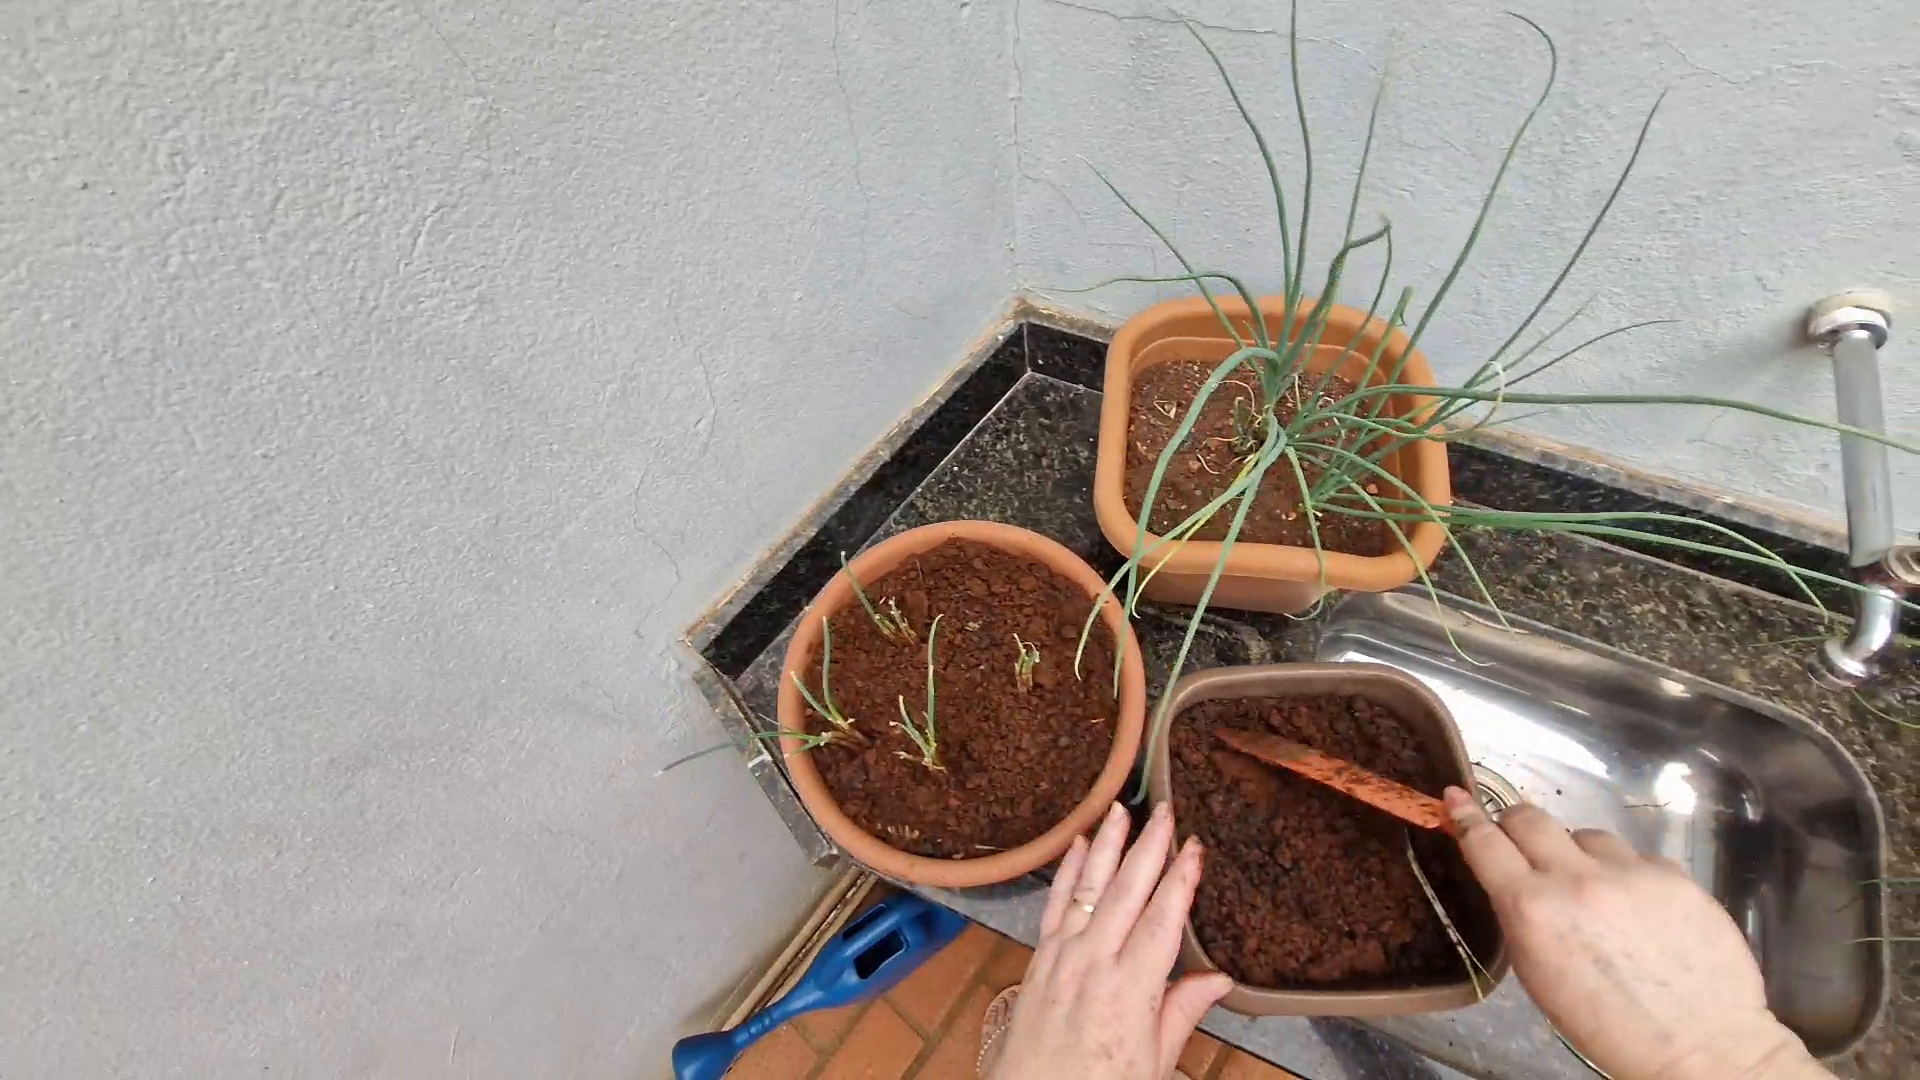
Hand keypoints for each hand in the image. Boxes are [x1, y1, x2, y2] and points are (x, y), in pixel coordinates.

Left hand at [988, 801, 1232, 1079]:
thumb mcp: (1156, 1063)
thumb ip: (1182, 1012)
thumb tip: (1220, 977)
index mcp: (1130, 989)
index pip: (1162, 921)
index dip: (1181, 880)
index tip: (1195, 847)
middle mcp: (1094, 960)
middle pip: (1126, 891)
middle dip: (1147, 847)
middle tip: (1163, 810)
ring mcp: (1063, 952)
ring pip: (1089, 886)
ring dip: (1106, 845)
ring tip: (1119, 809)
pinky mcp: (1041, 953)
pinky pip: (1056, 902)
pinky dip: (1068, 869)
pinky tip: (1079, 843)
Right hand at [1443, 788, 1827, 1079]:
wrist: (1709, 1052)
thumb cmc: (1604, 1021)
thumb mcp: (1535, 966)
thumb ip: (1516, 909)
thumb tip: (1505, 869)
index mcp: (1531, 906)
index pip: (1483, 839)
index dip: (1465, 813)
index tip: (1455, 795)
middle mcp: (1575, 879)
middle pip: (1528, 817)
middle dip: (1518, 825)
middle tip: (1524, 844)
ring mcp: (1630, 874)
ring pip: (1585, 834)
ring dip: (1580, 854)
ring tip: (1600, 890)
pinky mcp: (1676, 878)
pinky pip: (1637, 857)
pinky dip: (1630, 875)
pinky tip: (1643, 909)